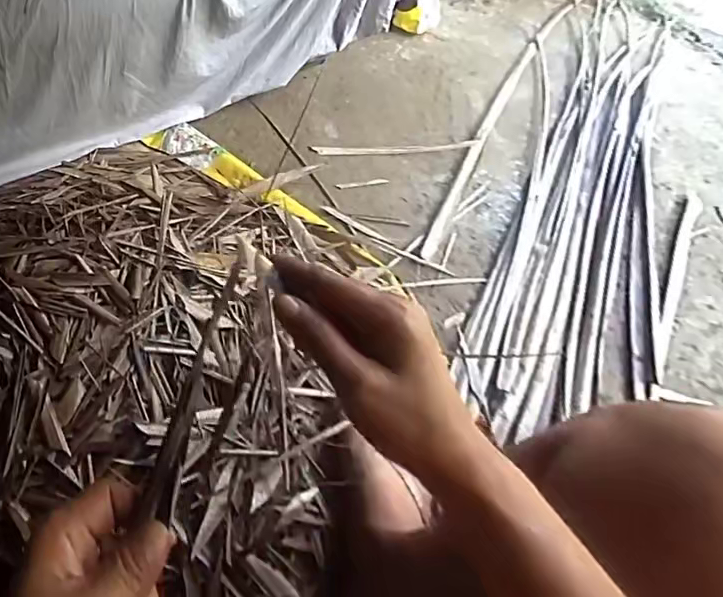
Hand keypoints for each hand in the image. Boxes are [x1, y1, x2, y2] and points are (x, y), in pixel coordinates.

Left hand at [17, 476, 176, 596]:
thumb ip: (131, 562)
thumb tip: (163, 526)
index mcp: (64, 531)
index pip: (114, 492)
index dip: (146, 508)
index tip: (173, 537)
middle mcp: (70, 551)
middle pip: (127, 537)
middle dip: (146, 568)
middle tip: (149, 594)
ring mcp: (76, 584)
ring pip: (128, 574)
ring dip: (141, 591)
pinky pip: (119, 593)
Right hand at [271, 256, 484, 488]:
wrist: (457, 461)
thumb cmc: (406, 425)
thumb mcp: (355, 383)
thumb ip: (317, 338)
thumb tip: (282, 300)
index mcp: (387, 313)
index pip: (329, 282)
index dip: (295, 272)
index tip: (265, 260)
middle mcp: (396, 306)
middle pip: (337, 288)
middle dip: (303, 287)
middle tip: (267, 289)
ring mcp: (401, 320)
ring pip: (345, 303)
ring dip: (316, 305)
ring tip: (284, 308)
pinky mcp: (400, 336)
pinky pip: (357, 318)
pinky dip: (332, 321)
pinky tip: (315, 331)